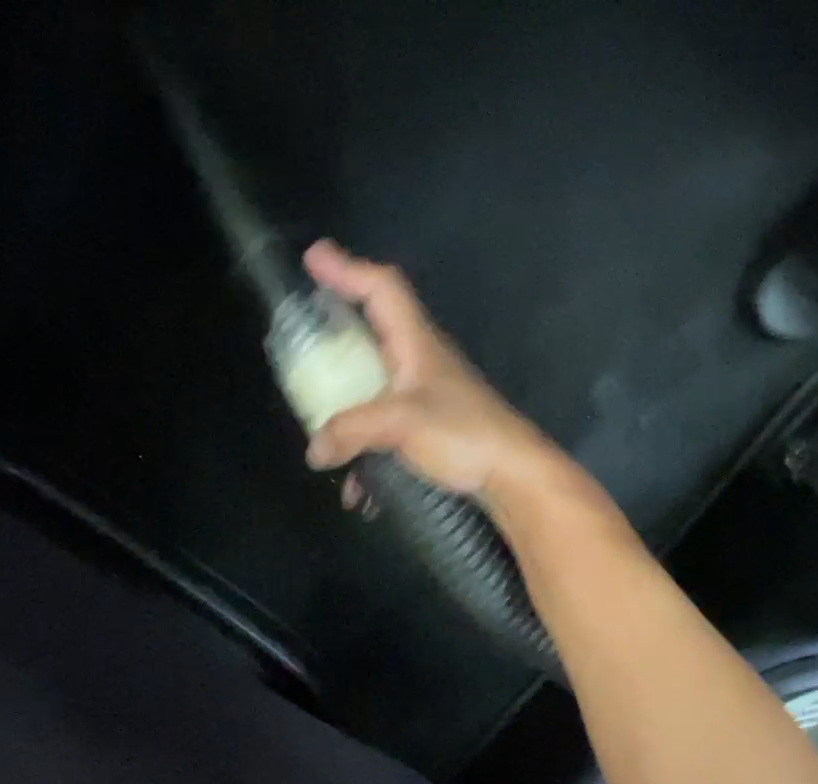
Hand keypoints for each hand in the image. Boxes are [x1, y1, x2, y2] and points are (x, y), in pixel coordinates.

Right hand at [300, 240, 567, 508]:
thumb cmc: (464, 434)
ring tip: (322, 436)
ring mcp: (424, 397)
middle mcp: (418, 363)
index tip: (314, 258)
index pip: (382, 289)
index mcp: (416, 343)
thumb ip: (350, 430)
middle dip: (335, 342)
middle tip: (304, 349)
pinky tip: (357, 490)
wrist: (513, 476)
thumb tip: (315, 450)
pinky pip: (384, 432)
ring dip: (346, 414)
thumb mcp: (400, 424)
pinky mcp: (428, 430)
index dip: (348, 268)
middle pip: (371, 336)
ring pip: (372, 390)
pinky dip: (365, 454)